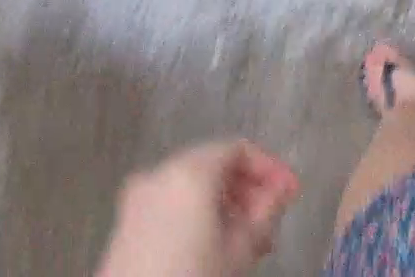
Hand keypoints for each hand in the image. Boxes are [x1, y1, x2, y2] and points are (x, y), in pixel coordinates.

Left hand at [96, 140, 300, 276]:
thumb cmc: (193, 276)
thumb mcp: (243, 244)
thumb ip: (269, 207)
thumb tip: (279, 189)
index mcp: (191, 171)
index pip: (241, 150)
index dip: (271, 168)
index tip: (290, 193)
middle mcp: (160, 174)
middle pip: (217, 167)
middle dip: (249, 190)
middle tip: (270, 218)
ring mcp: (137, 201)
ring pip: (195, 188)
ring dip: (226, 205)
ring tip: (248, 238)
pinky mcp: (124, 226)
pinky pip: (173, 204)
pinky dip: (199, 214)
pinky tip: (215, 243)